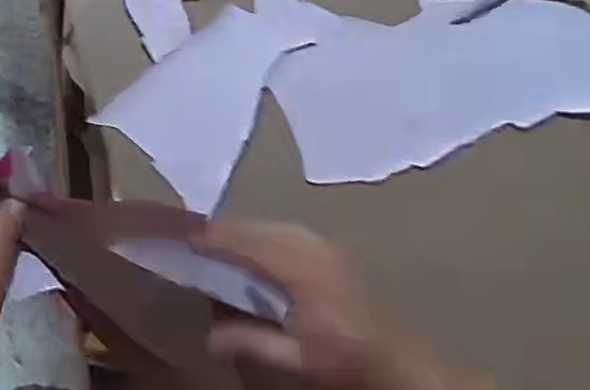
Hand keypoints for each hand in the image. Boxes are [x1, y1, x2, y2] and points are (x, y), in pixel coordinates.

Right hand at [193, 222, 491, 389]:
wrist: (407, 365)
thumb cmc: (350, 360)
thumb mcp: (302, 359)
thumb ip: (253, 342)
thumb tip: (207, 337)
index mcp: (299, 265)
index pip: (243, 240)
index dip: (210, 238)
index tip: (181, 238)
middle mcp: (308, 243)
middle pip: (252, 226)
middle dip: (221, 231)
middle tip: (191, 239)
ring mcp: (321, 241)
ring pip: (266, 224)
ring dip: (240, 231)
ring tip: (214, 242)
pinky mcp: (328, 246)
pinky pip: (282, 228)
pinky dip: (259, 234)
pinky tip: (250, 247)